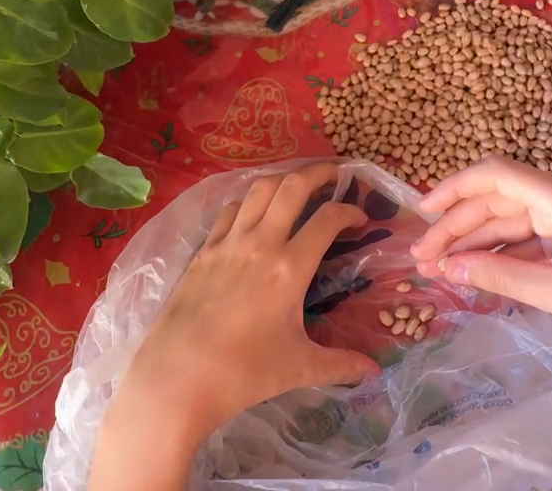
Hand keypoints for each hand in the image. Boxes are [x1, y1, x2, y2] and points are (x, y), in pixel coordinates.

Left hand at [103, 164, 379, 448]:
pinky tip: (256, 213)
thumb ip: (341, 364)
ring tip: (298, 185)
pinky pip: (232, 209)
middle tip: (336, 174)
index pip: (328, 219)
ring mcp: (229, 242)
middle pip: (293, 186)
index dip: (350, 211)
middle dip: (320, 172)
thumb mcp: (299, 369)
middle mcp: (261, 242)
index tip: (361, 218)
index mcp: (290, 267)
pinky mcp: (205, 250)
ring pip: (260, 188)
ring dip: (284, 179)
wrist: (176, 379)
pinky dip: (251, 201)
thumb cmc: (242, 374)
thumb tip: (375, 370)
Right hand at [410, 157, 551, 360]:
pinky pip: (529, 228)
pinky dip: (502, 247)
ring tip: (437, 267)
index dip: (453, 190)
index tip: (420, 212)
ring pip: (510, 214)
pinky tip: (472, 267)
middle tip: (420, 258)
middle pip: (498, 197)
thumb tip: (446, 270)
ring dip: (475, 240)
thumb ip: (498, 276)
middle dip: (457, 227)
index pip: (495, 175)